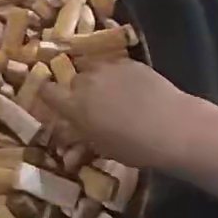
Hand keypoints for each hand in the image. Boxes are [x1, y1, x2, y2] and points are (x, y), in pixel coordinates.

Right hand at [42, 60, 197, 171]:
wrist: (171, 125)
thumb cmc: (133, 146)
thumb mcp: (102, 148)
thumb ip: (81, 144)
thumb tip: (67, 156)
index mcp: (73, 104)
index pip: (47, 91)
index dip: (48, 94)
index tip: (54, 101)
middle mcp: (85, 81)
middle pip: (73, 80)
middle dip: (79, 91)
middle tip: (93, 107)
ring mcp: (107, 68)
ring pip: (94, 70)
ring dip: (98, 81)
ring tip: (114, 96)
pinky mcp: (128, 62)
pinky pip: (115, 67)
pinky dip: (118, 76)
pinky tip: (134, 90)